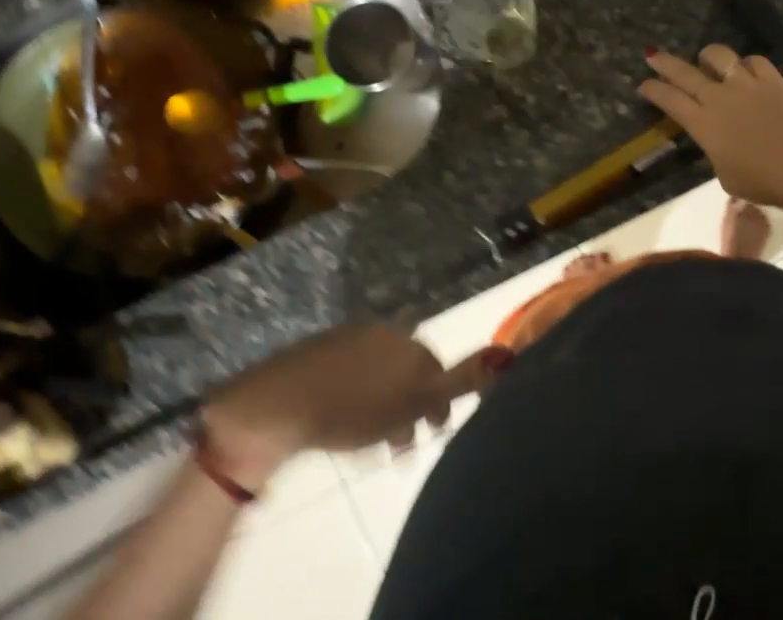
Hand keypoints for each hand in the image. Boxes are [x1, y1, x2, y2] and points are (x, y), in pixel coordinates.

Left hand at [201, 324, 499, 488]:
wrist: (274, 408)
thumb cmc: (352, 409)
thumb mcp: (415, 399)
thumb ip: (461, 380)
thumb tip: (507, 356)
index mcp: (405, 340)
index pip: (436, 366)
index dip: (441, 400)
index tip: (436, 433)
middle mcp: (379, 334)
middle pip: (408, 372)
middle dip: (412, 408)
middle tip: (405, 447)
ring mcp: (344, 343)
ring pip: (379, 379)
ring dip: (385, 411)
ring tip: (377, 448)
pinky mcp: (314, 360)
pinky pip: (350, 382)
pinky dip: (358, 405)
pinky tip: (347, 432)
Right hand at [640, 46, 782, 210]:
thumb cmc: (760, 182)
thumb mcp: (724, 174)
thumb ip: (716, 150)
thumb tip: (721, 140)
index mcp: (703, 124)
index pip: (670, 100)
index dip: (654, 90)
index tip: (644, 84)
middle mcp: (719, 98)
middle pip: (685, 73)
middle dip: (666, 63)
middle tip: (654, 57)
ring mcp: (747, 85)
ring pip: (720, 56)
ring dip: (709, 56)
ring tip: (707, 59)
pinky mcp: (773, 80)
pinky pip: (755, 61)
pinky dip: (746, 64)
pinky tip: (747, 70)